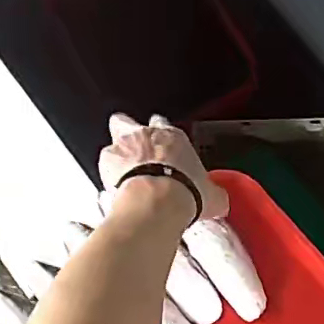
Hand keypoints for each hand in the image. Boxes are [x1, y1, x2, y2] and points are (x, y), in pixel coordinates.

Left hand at [98, 113, 227, 220]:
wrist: (159, 202)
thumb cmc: (185, 191)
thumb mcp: (213, 196)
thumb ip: (214, 193)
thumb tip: (219, 199)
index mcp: (174, 136)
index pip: (165, 126)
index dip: (164, 139)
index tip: (168, 153)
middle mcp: (146, 135)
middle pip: (129, 122)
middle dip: (131, 134)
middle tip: (141, 156)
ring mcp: (124, 146)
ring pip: (114, 141)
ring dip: (119, 157)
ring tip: (128, 179)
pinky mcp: (107, 163)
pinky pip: (104, 165)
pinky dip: (109, 176)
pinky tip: (118, 190)